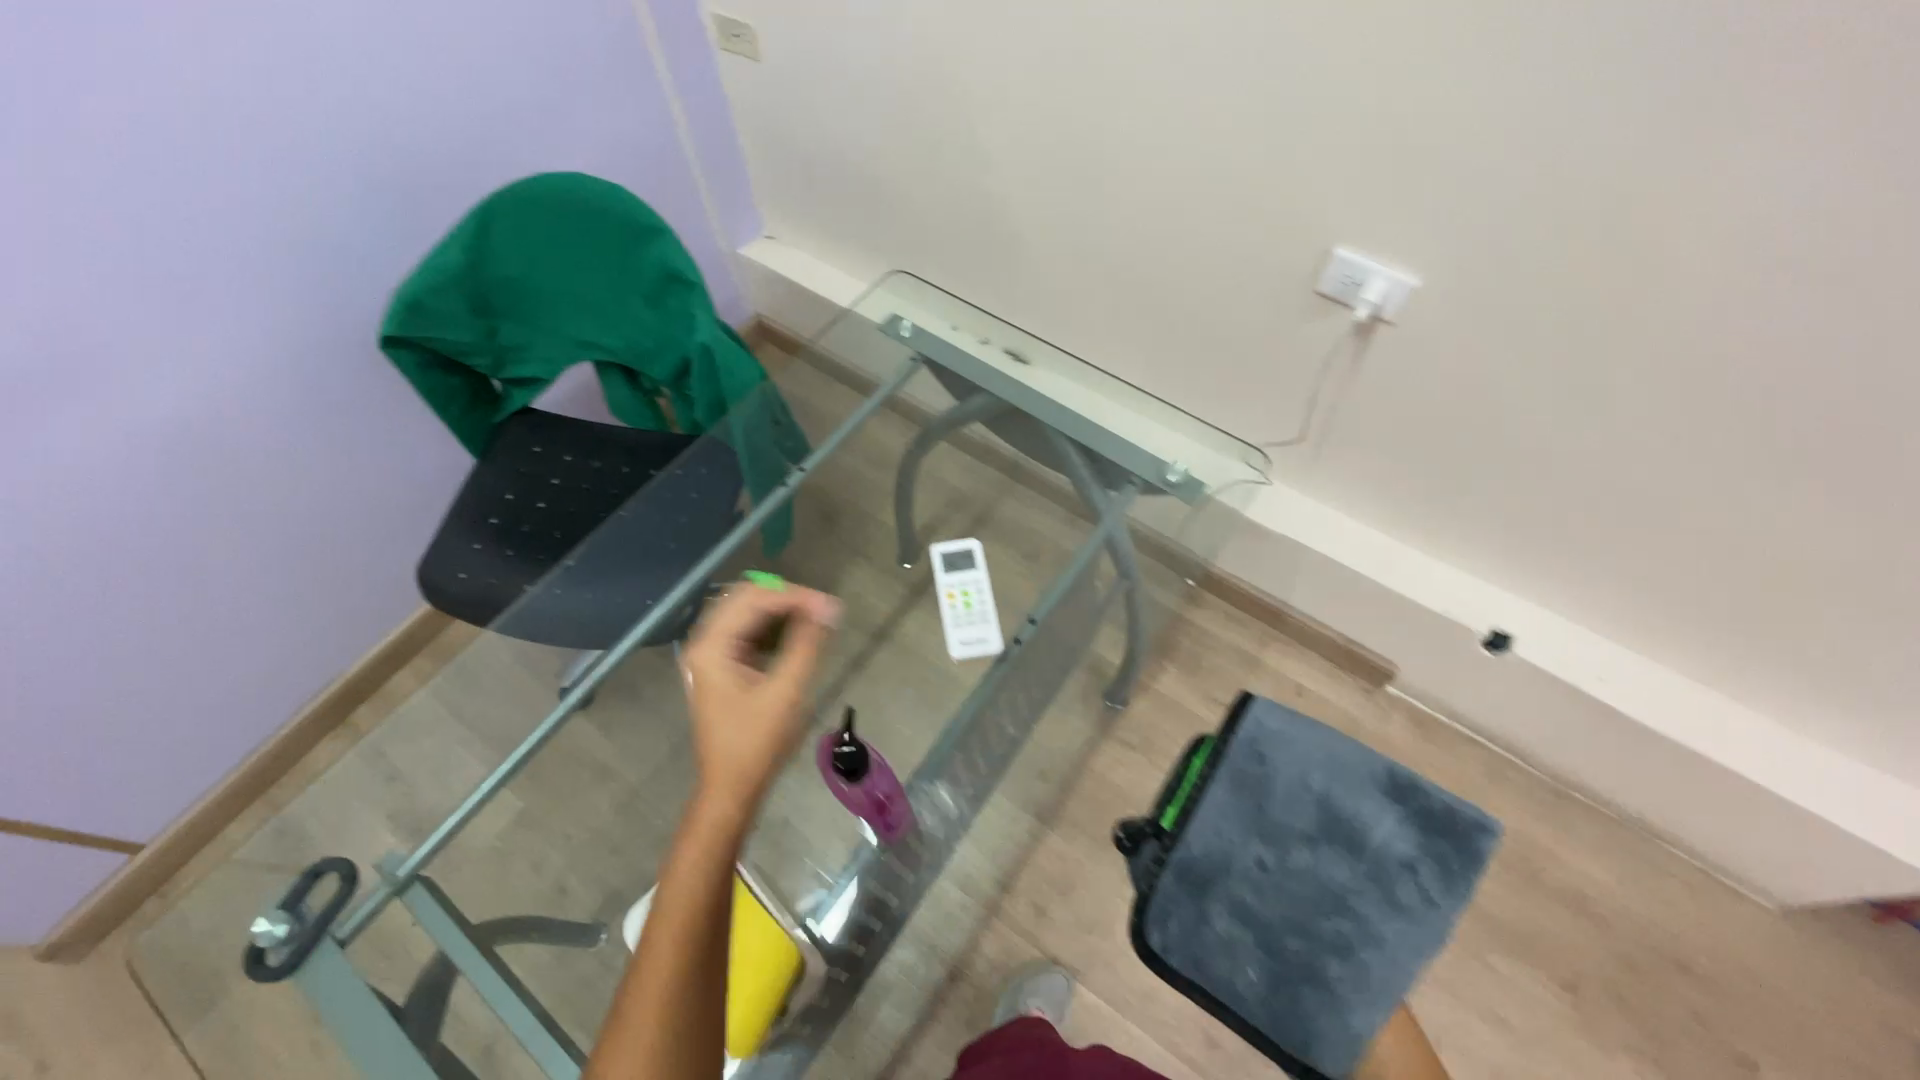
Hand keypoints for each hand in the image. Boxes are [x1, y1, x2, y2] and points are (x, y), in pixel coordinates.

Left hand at [678, 581, 840, 808]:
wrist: (731, 788)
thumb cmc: (756, 743)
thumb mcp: (786, 692)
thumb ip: (806, 645)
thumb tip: (829, 608)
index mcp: (711, 646)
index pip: (753, 599)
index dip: (794, 596)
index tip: (830, 606)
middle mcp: (704, 643)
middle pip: (745, 599)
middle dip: (786, 599)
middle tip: (822, 611)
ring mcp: (710, 655)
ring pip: (746, 614)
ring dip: (780, 612)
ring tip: (814, 621)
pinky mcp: (721, 667)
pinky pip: (746, 633)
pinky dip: (772, 629)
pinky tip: (796, 639)